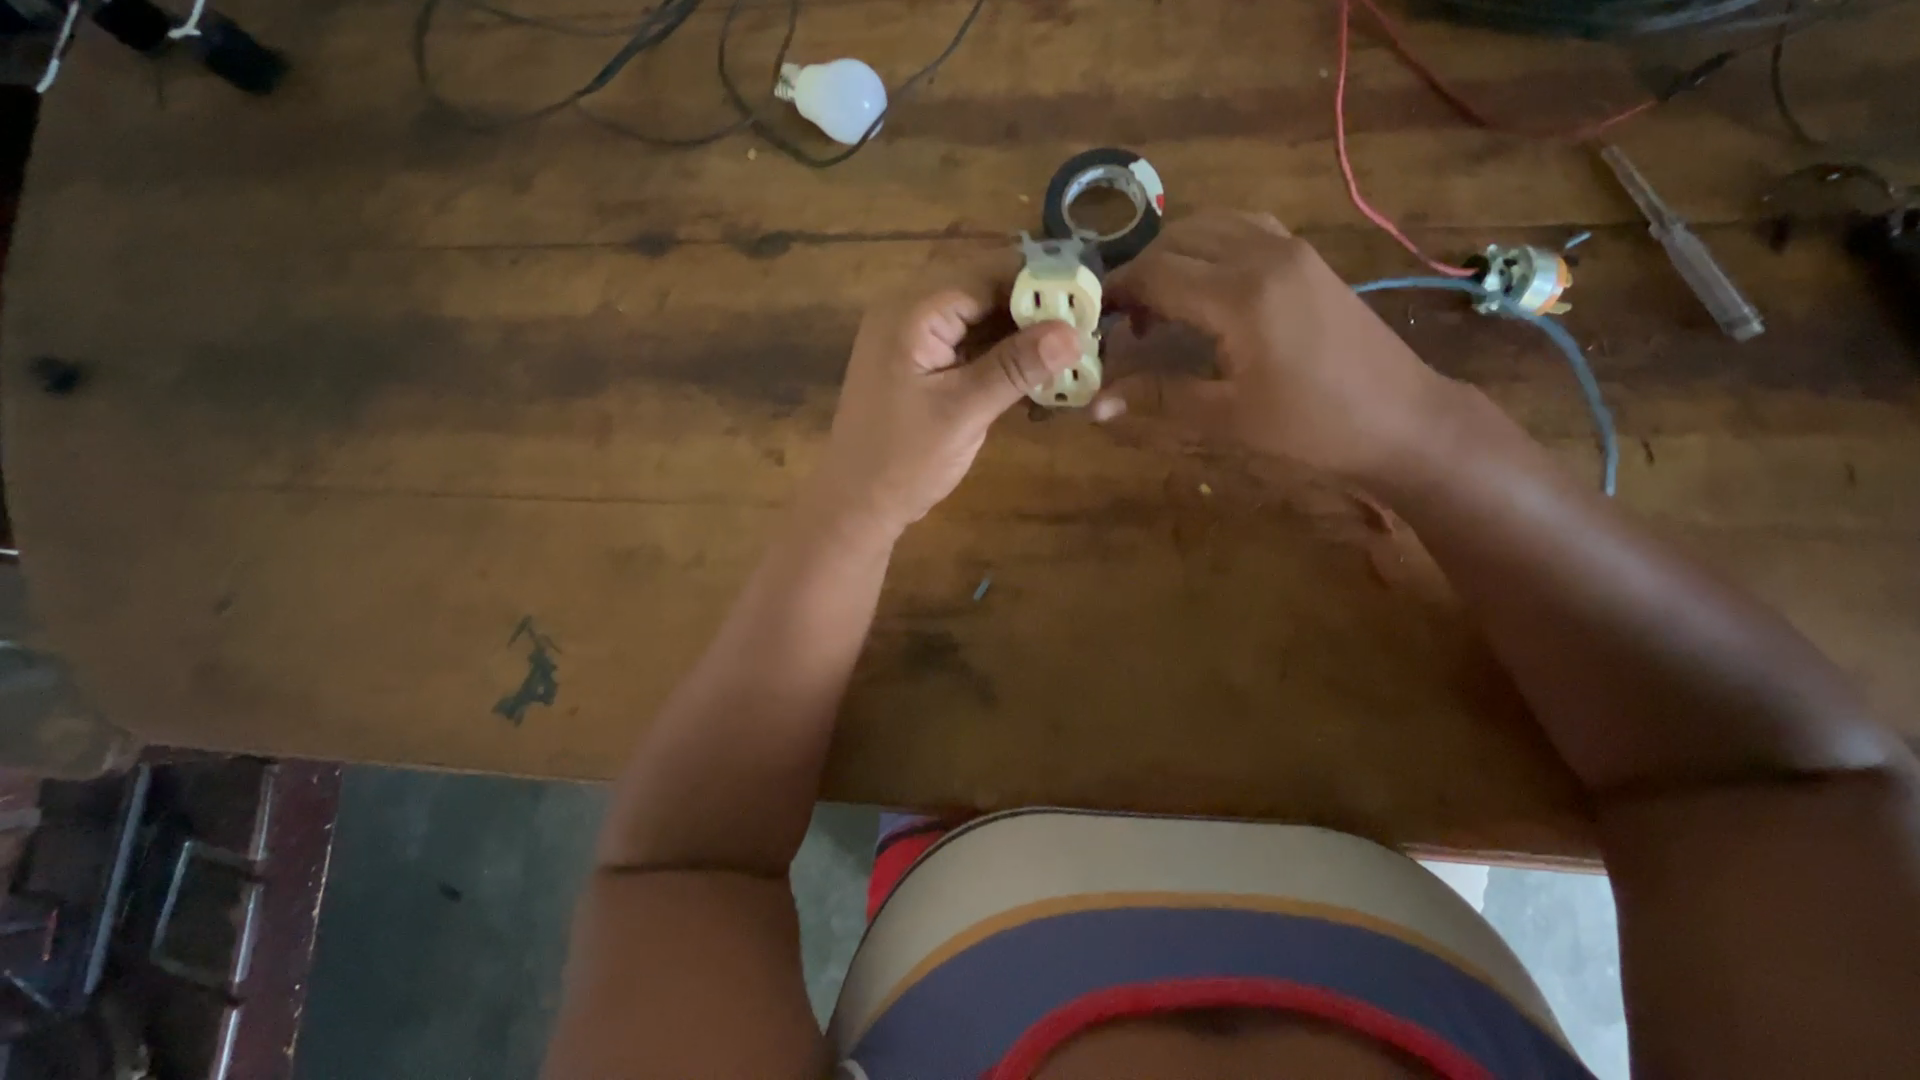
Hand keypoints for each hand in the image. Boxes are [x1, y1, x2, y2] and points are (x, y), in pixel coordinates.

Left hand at [802, 256, 1081, 539]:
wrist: (855, 504)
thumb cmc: (904, 459)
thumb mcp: (964, 411)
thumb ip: (1017, 367)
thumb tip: (1074, 332)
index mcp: (912, 311)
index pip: (987, 273)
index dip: (1040, 283)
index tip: (1088, 299)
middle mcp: (909, 311)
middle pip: (984, 290)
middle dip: (1034, 307)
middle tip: (1085, 327)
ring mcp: (912, 337)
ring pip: (979, 317)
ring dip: (1020, 332)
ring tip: (1071, 348)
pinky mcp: (920, 363)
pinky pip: (967, 343)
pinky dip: (1000, 354)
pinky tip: (1037, 371)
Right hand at [1091, 210, 1449, 478]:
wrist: (1401, 418)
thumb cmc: (1312, 427)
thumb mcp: (1228, 418)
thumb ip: (1159, 398)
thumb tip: (1094, 406)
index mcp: (1241, 295)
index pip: (1156, 273)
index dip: (1117, 292)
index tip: (1092, 320)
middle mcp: (1263, 254)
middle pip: (1177, 241)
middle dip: (1141, 274)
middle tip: (1125, 323)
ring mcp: (1290, 248)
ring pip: (1210, 225)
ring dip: (1174, 255)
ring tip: (1161, 305)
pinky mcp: (1306, 255)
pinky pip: (1243, 228)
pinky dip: (1210, 245)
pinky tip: (1205, 285)